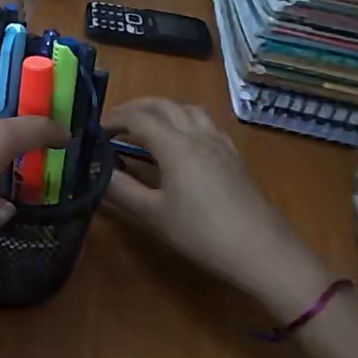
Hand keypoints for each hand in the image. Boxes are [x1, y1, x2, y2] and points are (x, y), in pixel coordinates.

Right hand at [103, 98, 331, 318]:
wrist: (262, 252)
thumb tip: (95, 173)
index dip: (113, 119)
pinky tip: (180, 142)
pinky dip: (184, 121)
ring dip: (162, 110)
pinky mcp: (233, 157)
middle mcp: (198, 135)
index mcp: (175, 145)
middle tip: (114, 122)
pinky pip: (205, 124)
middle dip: (135, 107)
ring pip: (188, 110)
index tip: (94, 131)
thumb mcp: (152, 214)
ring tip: (145, 126)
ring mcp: (220, 144)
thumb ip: (120, 189)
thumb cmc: (201, 233)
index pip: (138, 118)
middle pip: (164, 105)